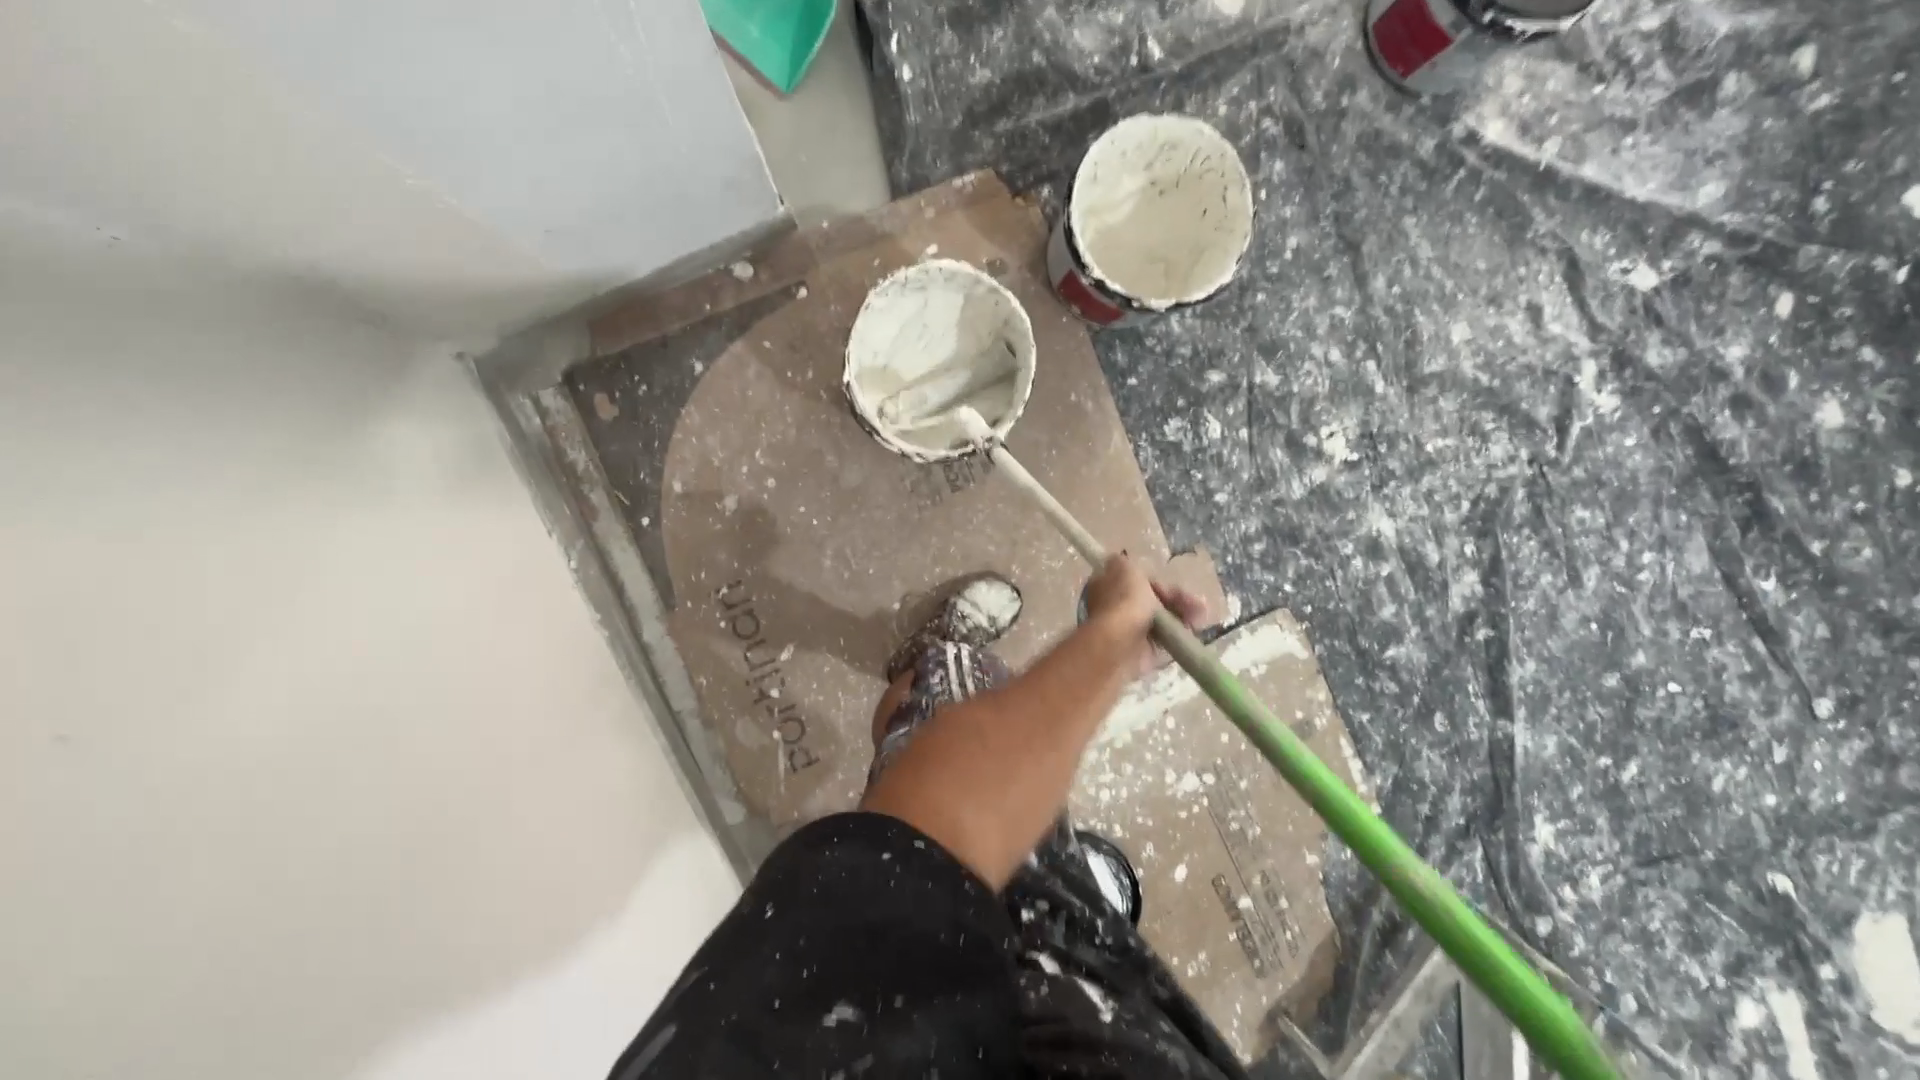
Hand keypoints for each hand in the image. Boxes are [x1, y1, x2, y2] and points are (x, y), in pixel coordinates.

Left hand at [1082, 554, 1208, 673]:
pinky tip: (1195, 629)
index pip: (1135, 580)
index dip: (1154, 581)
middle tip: (1195, 602)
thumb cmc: (1122, 601)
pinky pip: (1167, 640)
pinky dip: (1182, 634)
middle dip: (1176, 598)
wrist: (1120, 644)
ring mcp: (1130, 632)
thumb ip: (1124, 563)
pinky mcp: (1145, 653)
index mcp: (1106, 587)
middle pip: (1153, 600)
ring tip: (1200, 615)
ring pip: (1163, 620)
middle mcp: (1116, 609)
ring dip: (1184, 615)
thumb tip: (1119, 560)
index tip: (1165, 583)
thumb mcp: (1124, 569)